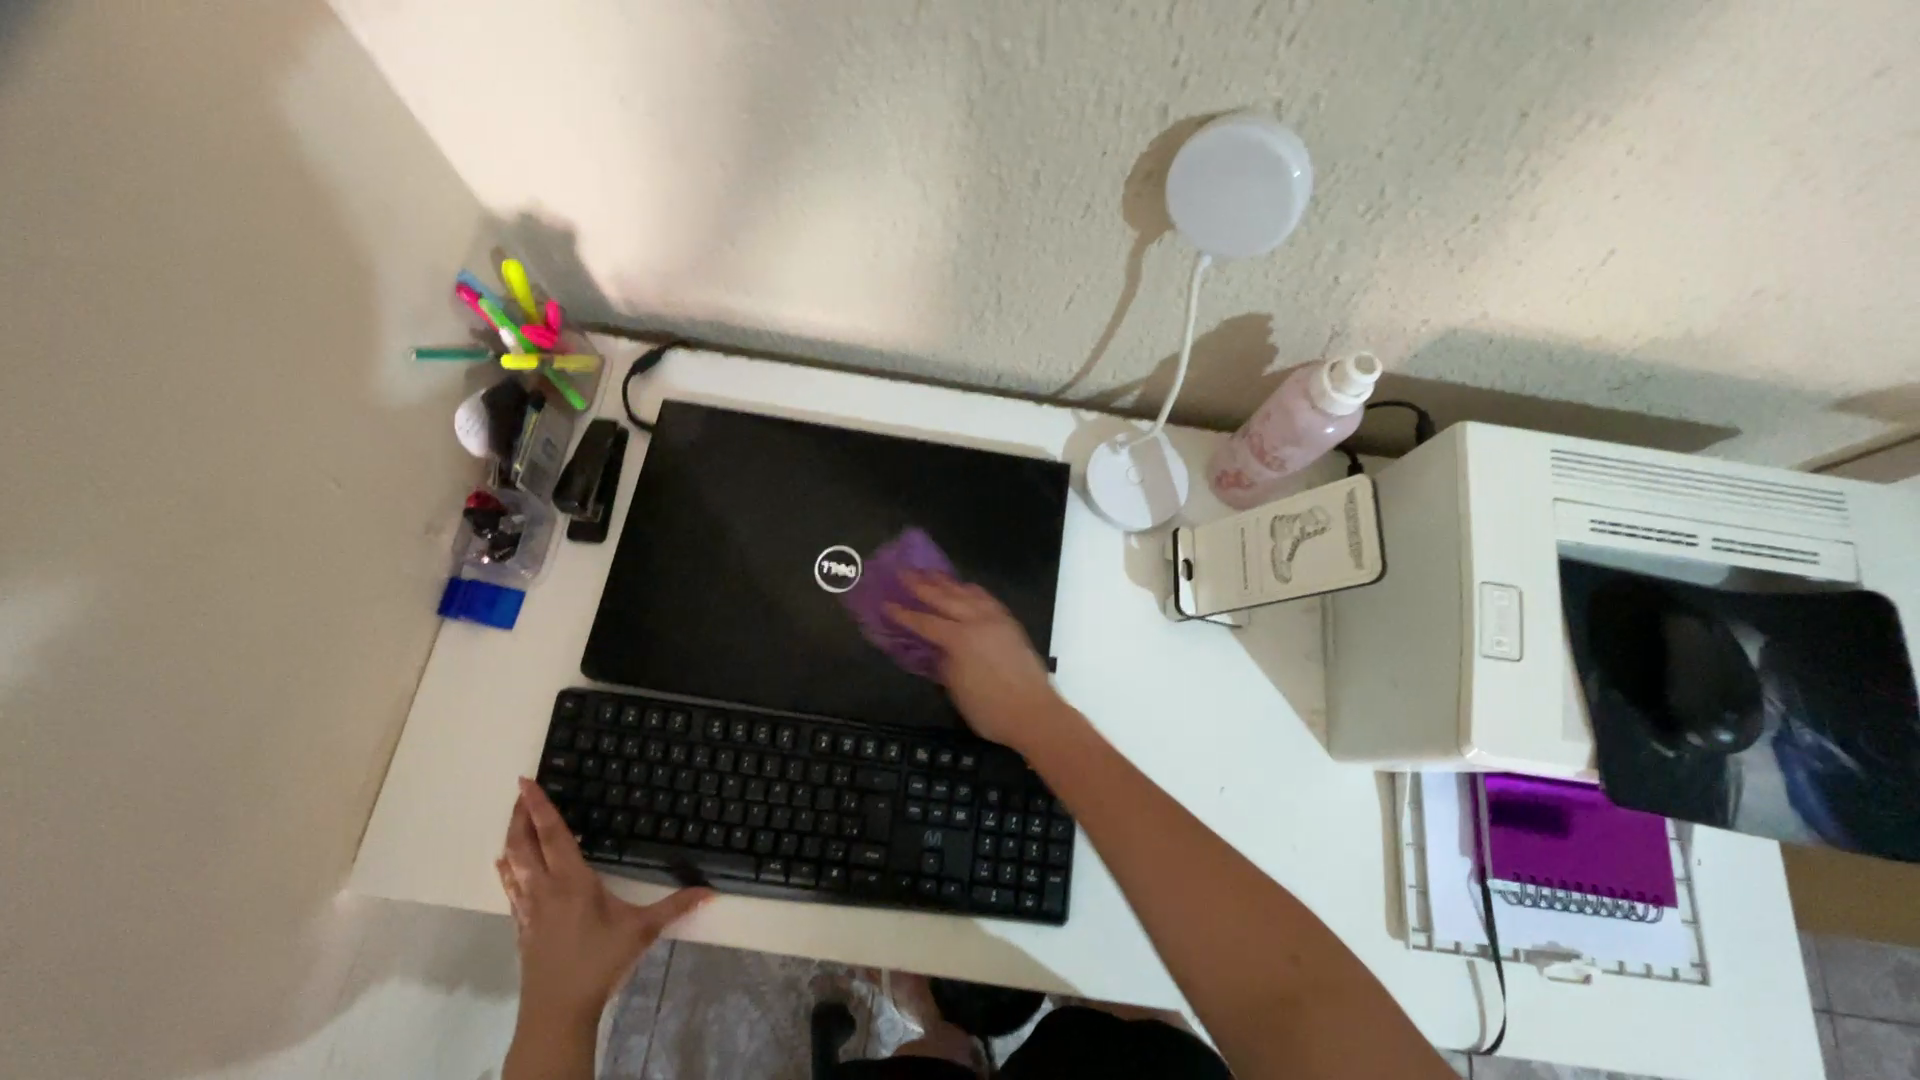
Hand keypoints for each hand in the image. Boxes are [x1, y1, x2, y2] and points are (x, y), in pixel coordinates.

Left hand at [497, 778, 712, 1025]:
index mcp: (572, 881)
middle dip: (519, 815)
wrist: (558, 1010)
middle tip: (520, 792)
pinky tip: (505, 865)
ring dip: (511, 837)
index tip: (525, 783)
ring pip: (512, 863)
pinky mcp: (522, 926)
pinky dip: (507, 869)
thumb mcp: (642, 932)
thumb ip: (675, 906)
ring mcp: (528, 908)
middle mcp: (544, 888)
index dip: (540, 807)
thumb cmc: (599, 964)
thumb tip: (711, 889)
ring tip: (513, 818)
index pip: (553, 835)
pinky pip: (509, 887)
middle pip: (522, 844)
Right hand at [885, 573, 1069, 749]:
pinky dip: (972, 590)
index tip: (886, 603)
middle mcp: (977, 622)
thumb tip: (936, 649)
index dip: (904, 614)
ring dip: (947, 582)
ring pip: (967, 593)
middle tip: (904, 572)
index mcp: (959, 640)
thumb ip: (944, 664)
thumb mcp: (956, 689)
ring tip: (930, 572)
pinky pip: (987, 599)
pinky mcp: (1010, 624)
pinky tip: (965, 588)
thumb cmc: (990, 709)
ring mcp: (997, 620)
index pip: (925, 622)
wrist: (1034, 713)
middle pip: (945, 598)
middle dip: (922, 585)